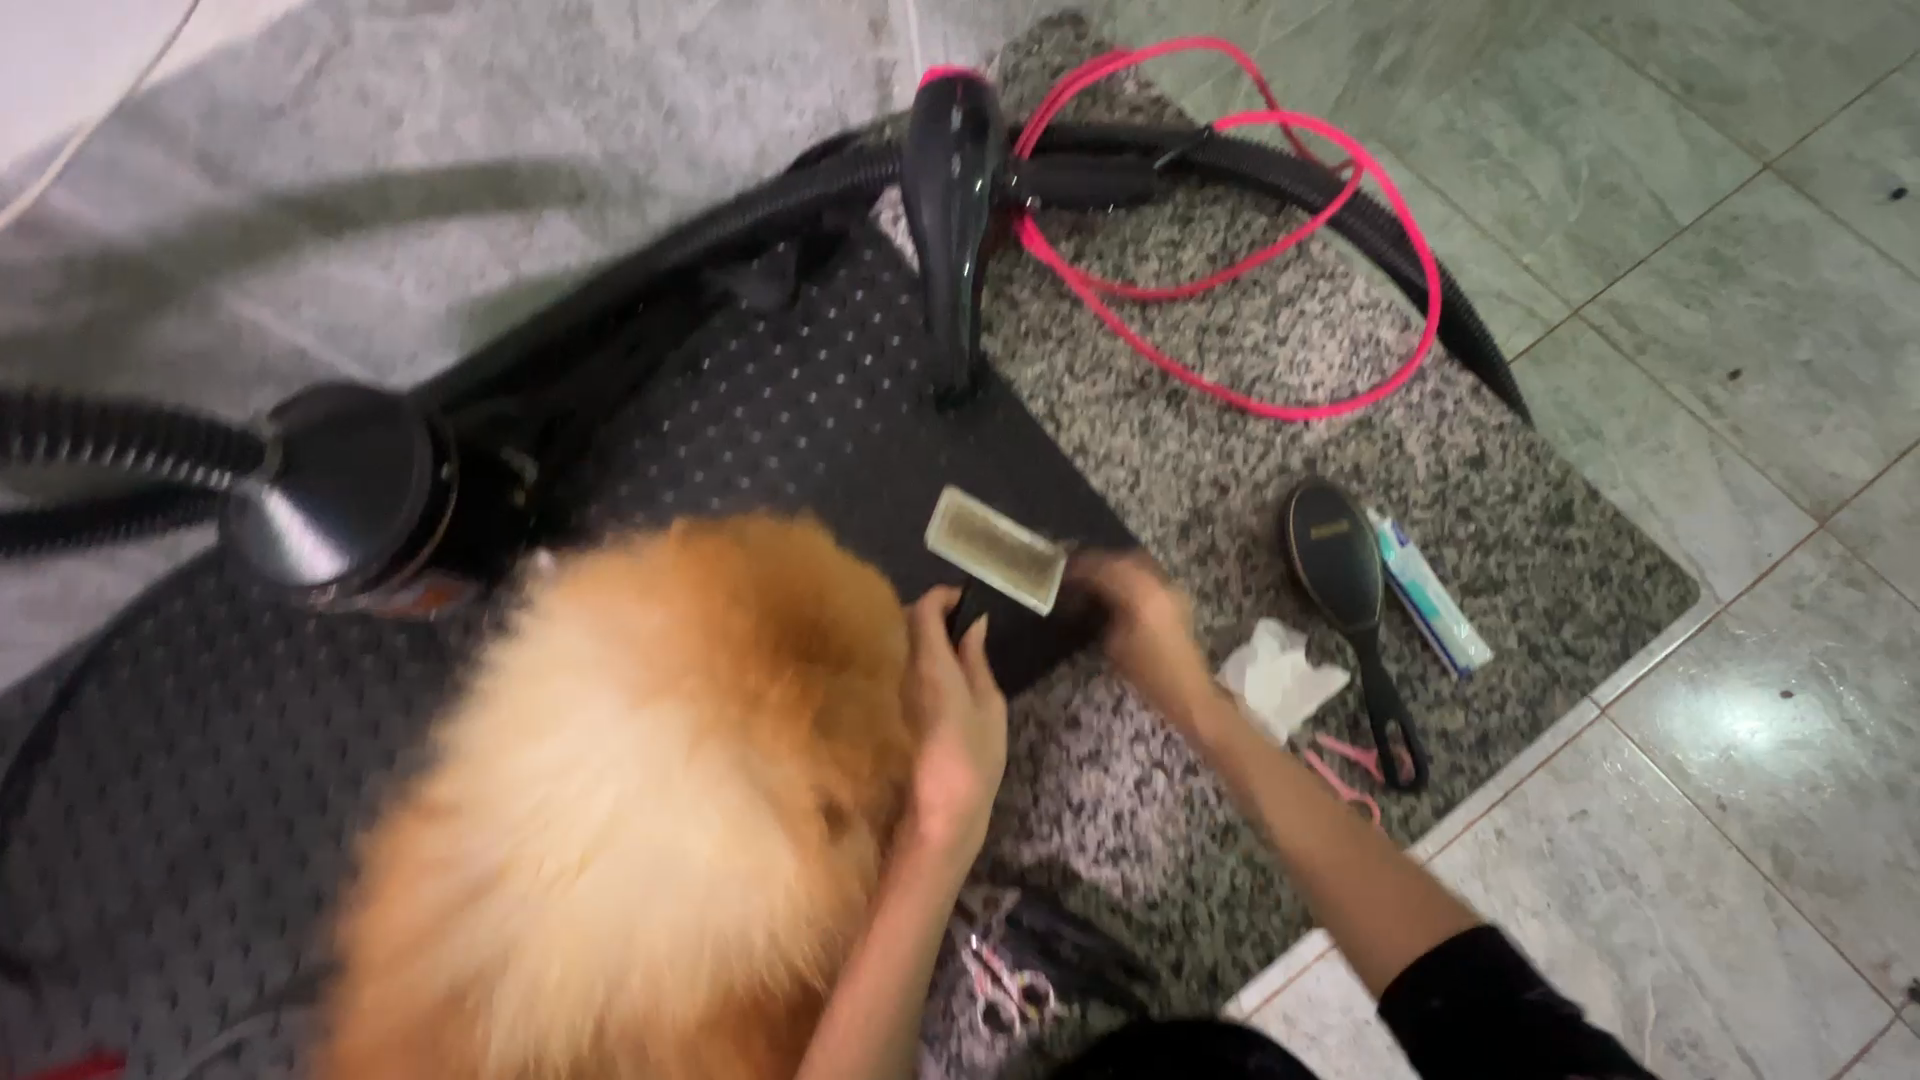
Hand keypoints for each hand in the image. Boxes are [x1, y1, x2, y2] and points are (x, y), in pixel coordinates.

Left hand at [900, 587, 1007, 865]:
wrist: (941, 815)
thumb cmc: (975, 760)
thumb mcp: (989, 705)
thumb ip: (976, 660)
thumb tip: (974, 624)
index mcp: (930, 665)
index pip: (922, 610)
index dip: (941, 597)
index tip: (964, 600)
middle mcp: (903, 672)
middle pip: (906, 624)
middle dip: (931, 614)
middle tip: (962, 623)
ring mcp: (892, 692)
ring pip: (901, 646)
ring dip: (924, 637)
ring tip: (956, 648)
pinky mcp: (891, 710)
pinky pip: (901, 668)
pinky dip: (918, 659)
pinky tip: (941, 675)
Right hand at [1067, 552, 1224, 734]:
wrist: (1186, 688)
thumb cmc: (1147, 672)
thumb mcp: (1114, 643)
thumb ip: (1101, 613)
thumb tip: (1089, 599)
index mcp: (1140, 594)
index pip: (1105, 569)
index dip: (1081, 567)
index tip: (1064, 571)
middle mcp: (1158, 584)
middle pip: (1123, 559)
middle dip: (1098, 561)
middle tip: (1077, 569)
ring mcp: (1170, 588)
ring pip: (1138, 563)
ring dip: (1115, 565)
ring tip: (1094, 576)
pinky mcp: (1175, 597)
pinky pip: (1148, 574)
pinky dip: (1129, 574)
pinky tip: (1117, 586)